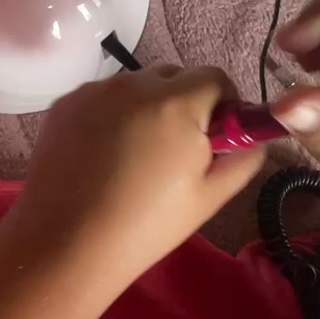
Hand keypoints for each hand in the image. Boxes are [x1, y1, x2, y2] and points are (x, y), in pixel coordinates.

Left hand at [3, 66, 265, 282]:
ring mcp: (94, 89)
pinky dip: (111, 114)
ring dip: (147, 105)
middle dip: (186, 102)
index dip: (223, 104)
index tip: (216, 138)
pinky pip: (102, 96)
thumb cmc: (146, 225)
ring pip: (136, 84)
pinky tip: (102, 155)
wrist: (65, 243)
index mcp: (176, 101)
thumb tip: (255, 134)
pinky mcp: (65, 101)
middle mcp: (133, 83)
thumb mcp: (210, 197)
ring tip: (134, 155)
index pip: (215, 76)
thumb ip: (244, 156)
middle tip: (176, 150)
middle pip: (175, 75)